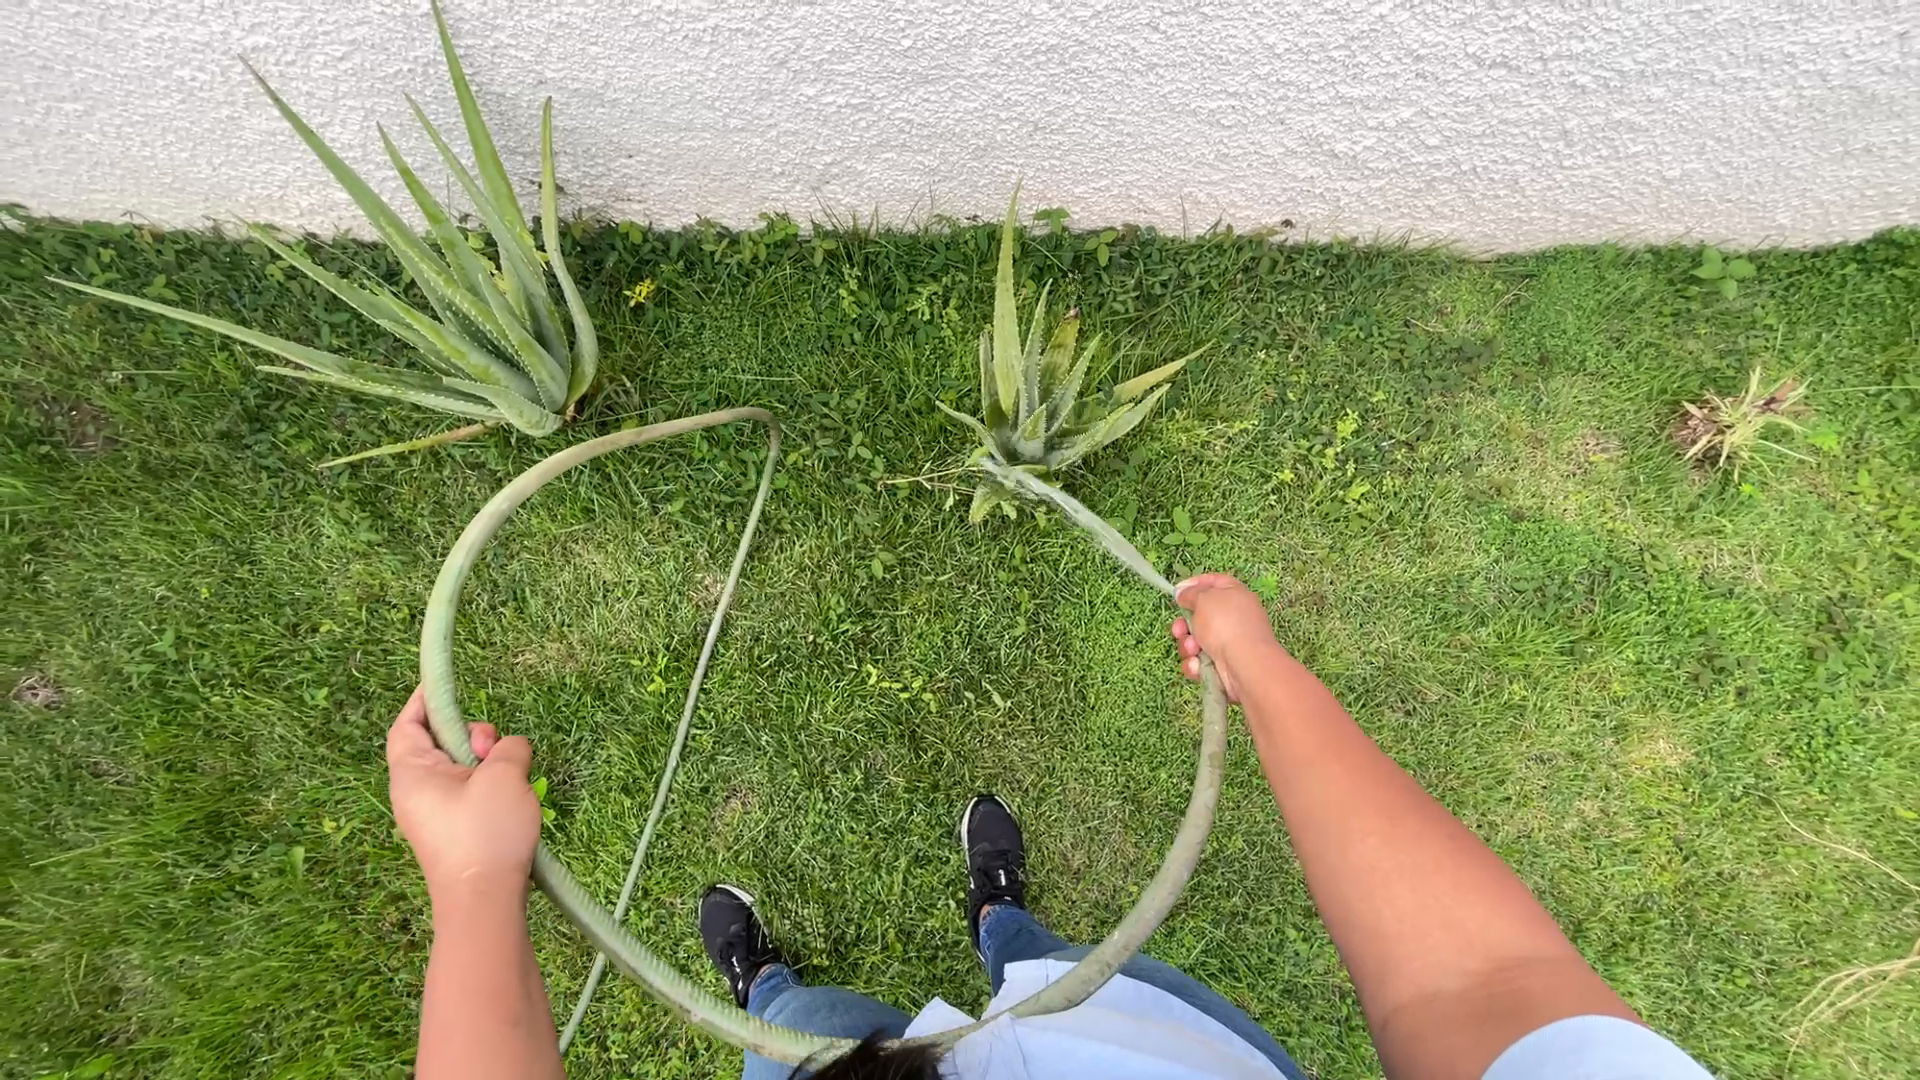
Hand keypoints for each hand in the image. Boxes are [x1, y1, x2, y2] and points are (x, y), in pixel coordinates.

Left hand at [386, 686, 540, 907]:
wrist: (484, 898)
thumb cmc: (485, 832)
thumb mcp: (504, 774)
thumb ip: (508, 746)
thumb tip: (507, 748)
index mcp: (413, 775)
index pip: (407, 727)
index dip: (423, 702)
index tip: (443, 682)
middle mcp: (417, 792)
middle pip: (439, 743)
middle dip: (471, 735)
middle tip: (493, 747)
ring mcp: (436, 813)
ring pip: (460, 767)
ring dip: (487, 761)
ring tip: (510, 775)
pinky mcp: (456, 829)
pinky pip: (471, 790)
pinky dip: (491, 783)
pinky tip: (513, 794)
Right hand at [1170, 573, 1281, 701]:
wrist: (1245, 664)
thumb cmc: (1225, 625)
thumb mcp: (1204, 599)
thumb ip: (1190, 593)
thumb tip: (1183, 591)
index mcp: (1234, 594)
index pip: (1213, 582)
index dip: (1194, 584)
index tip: (1177, 591)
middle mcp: (1233, 617)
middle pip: (1199, 615)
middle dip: (1184, 624)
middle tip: (1179, 630)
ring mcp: (1229, 642)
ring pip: (1195, 640)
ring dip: (1188, 646)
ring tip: (1193, 650)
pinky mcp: (1223, 664)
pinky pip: (1200, 661)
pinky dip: (1195, 664)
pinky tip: (1198, 665)